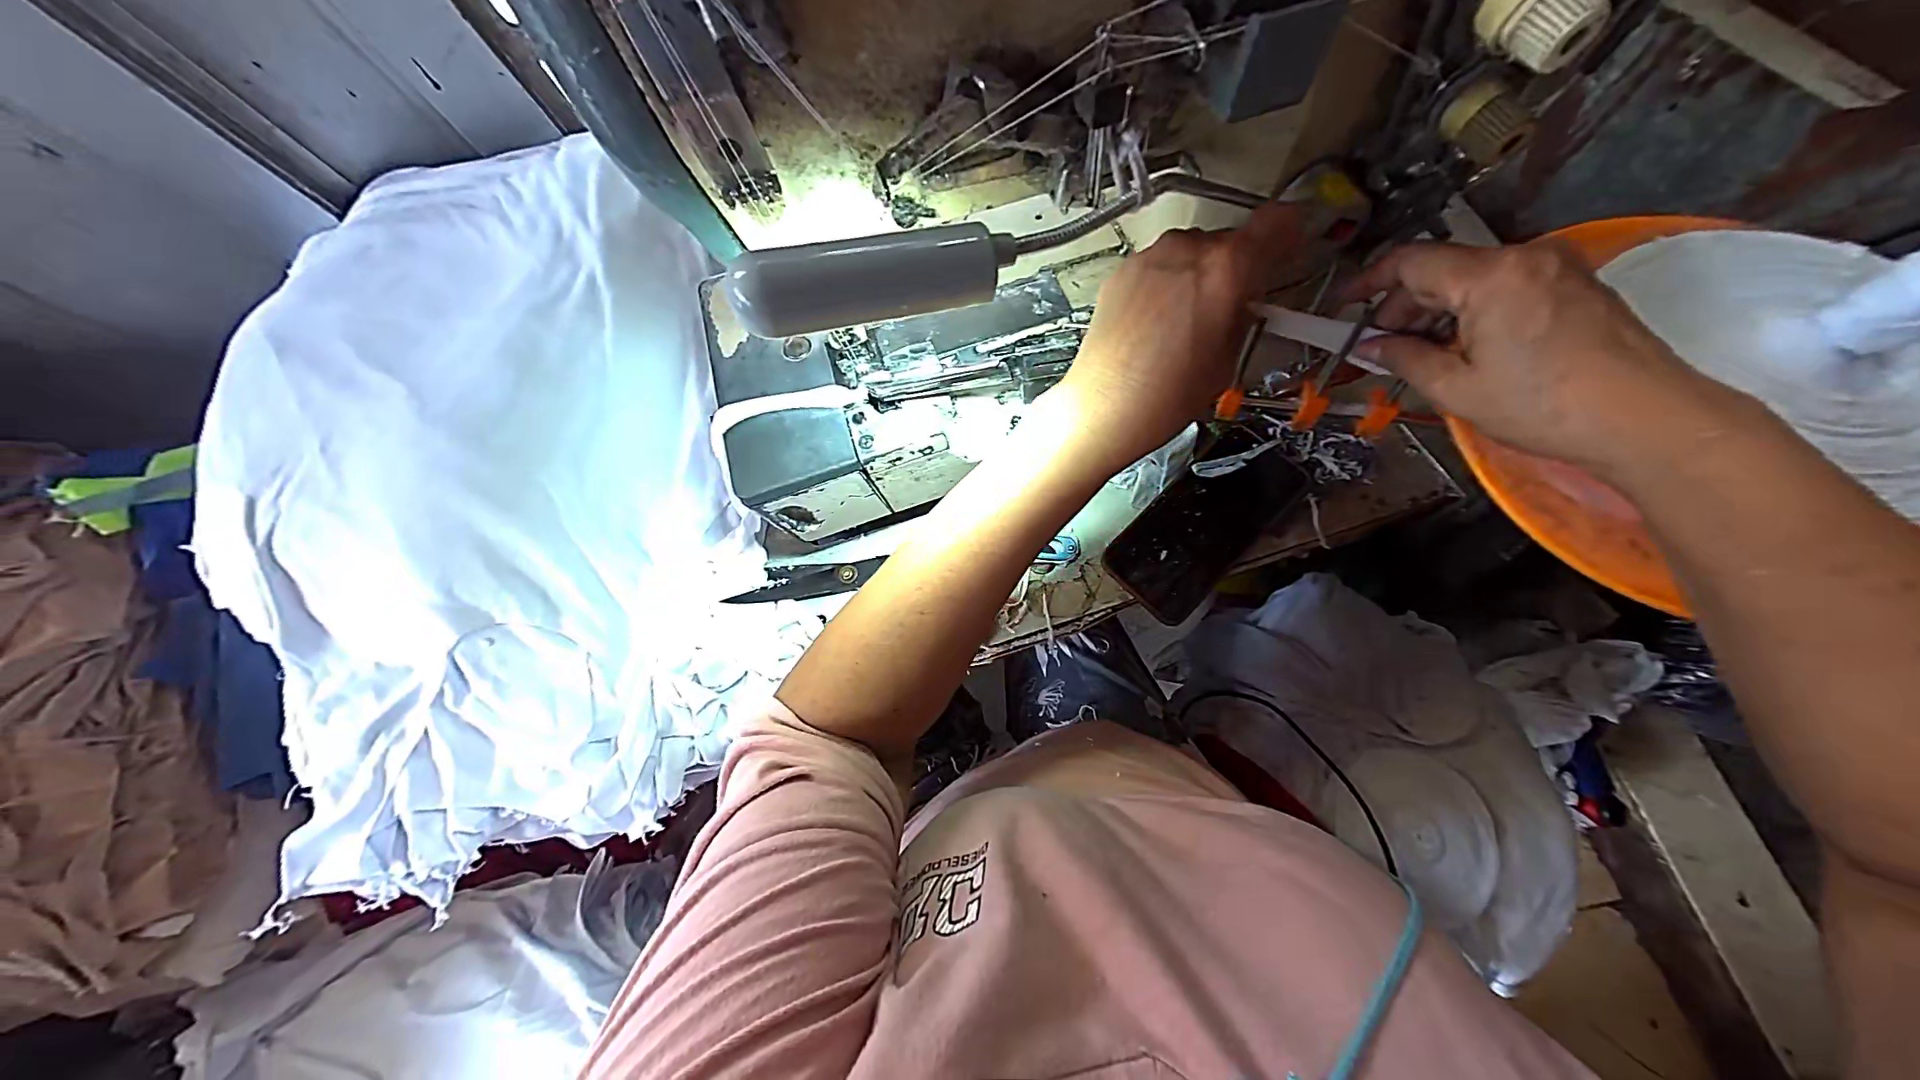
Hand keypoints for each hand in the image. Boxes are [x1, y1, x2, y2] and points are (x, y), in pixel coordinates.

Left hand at [1052, 202, 1302, 471]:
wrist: (1106, 406)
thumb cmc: (1165, 394)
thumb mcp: (1229, 358)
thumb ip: (1244, 314)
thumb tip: (1246, 301)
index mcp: (1227, 268)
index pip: (1276, 222)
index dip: (1290, 230)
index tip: (1292, 241)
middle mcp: (1186, 251)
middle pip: (1228, 240)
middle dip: (1237, 266)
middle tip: (1234, 302)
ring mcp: (1149, 259)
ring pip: (1189, 253)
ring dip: (1197, 275)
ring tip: (1189, 320)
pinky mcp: (1122, 273)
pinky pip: (1157, 267)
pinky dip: (1165, 284)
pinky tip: (1159, 322)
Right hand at [1346, 239, 1729, 470]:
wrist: (1642, 417)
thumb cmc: (1541, 405)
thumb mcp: (1455, 388)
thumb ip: (1403, 358)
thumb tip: (1370, 346)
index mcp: (1491, 276)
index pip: (1411, 261)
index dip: (1368, 280)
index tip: (1343, 304)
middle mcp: (1525, 257)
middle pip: (1442, 268)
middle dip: (1403, 305)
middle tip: (1381, 346)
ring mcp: (1555, 266)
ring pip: (1472, 278)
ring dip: (1436, 311)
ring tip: (1420, 354)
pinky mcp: (1573, 282)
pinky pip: (1504, 286)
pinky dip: (1471, 311)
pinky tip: (1461, 347)